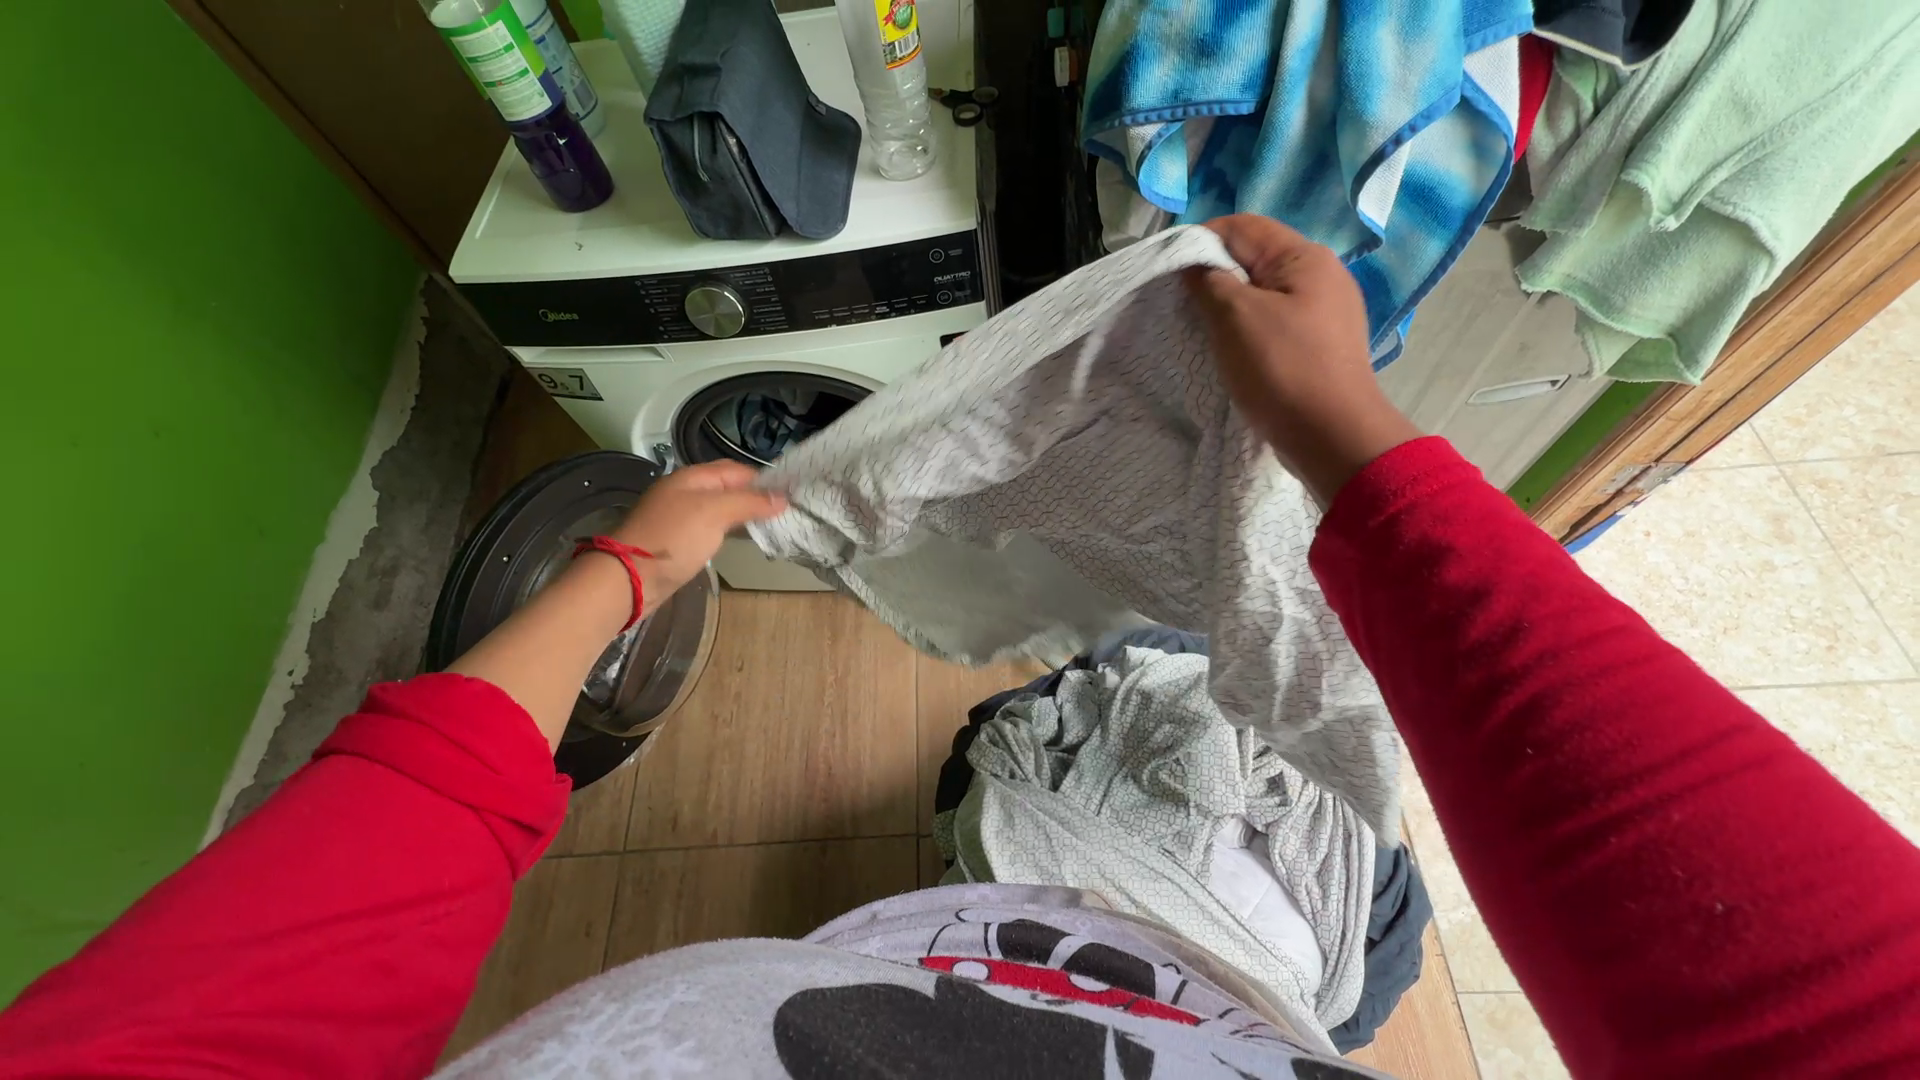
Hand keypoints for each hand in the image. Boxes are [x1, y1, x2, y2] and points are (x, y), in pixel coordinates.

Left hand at [608, 461, 786, 613]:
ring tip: (771, 525)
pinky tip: (742, 540)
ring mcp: (679, 516)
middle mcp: (685, 492)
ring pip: (720, 508)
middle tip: (785, 511)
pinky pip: (711, 528)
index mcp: (692, 477)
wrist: (629, 579)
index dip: (763, 479)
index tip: (791, 494)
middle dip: (755, 497)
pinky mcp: (678, 540)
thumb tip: (782, 497)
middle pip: (728, 487)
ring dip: (744, 514)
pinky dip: (729, 530)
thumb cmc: (673, 539)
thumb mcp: (714, 513)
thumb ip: (749, 502)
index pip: (736, 470)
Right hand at [1185, 214, 1420, 502]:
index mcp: (1304, 257)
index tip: (1170, 273)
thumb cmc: (1282, 369)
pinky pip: (1276, 322)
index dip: (1200, 241)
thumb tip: (1194, 264)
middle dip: (1214, 276)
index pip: (1242, 226)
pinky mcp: (1321, 344)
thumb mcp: (1235, 317)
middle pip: (1254, 259)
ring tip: (1205, 331)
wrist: (1332, 436)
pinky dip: (1249, 329)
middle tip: (1183, 306)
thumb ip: (1208, 281)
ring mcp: (1325, 311)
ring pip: (1264, 293)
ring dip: (1230, 306)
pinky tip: (1235, 352)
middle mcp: (1321, 275)